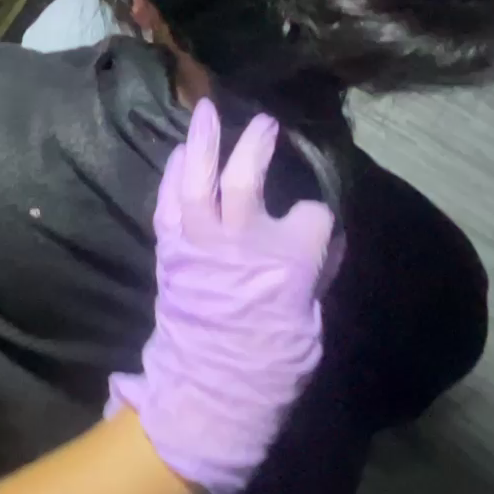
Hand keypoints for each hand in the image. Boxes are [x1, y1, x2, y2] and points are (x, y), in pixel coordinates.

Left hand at [107, 99, 334, 493]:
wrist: (213, 384)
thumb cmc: (272, 356)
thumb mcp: (312, 318)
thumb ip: (316, 270)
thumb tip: (324, 234)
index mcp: (289, 262)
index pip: (313, 215)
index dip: (316, 213)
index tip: (315, 211)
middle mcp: (242, 243)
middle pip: (244, 181)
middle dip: (254, 146)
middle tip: (264, 119)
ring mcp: (199, 242)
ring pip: (196, 181)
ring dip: (201, 142)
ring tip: (206, 109)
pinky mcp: (170, 247)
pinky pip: (169, 200)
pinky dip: (173, 174)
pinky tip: (180, 152)